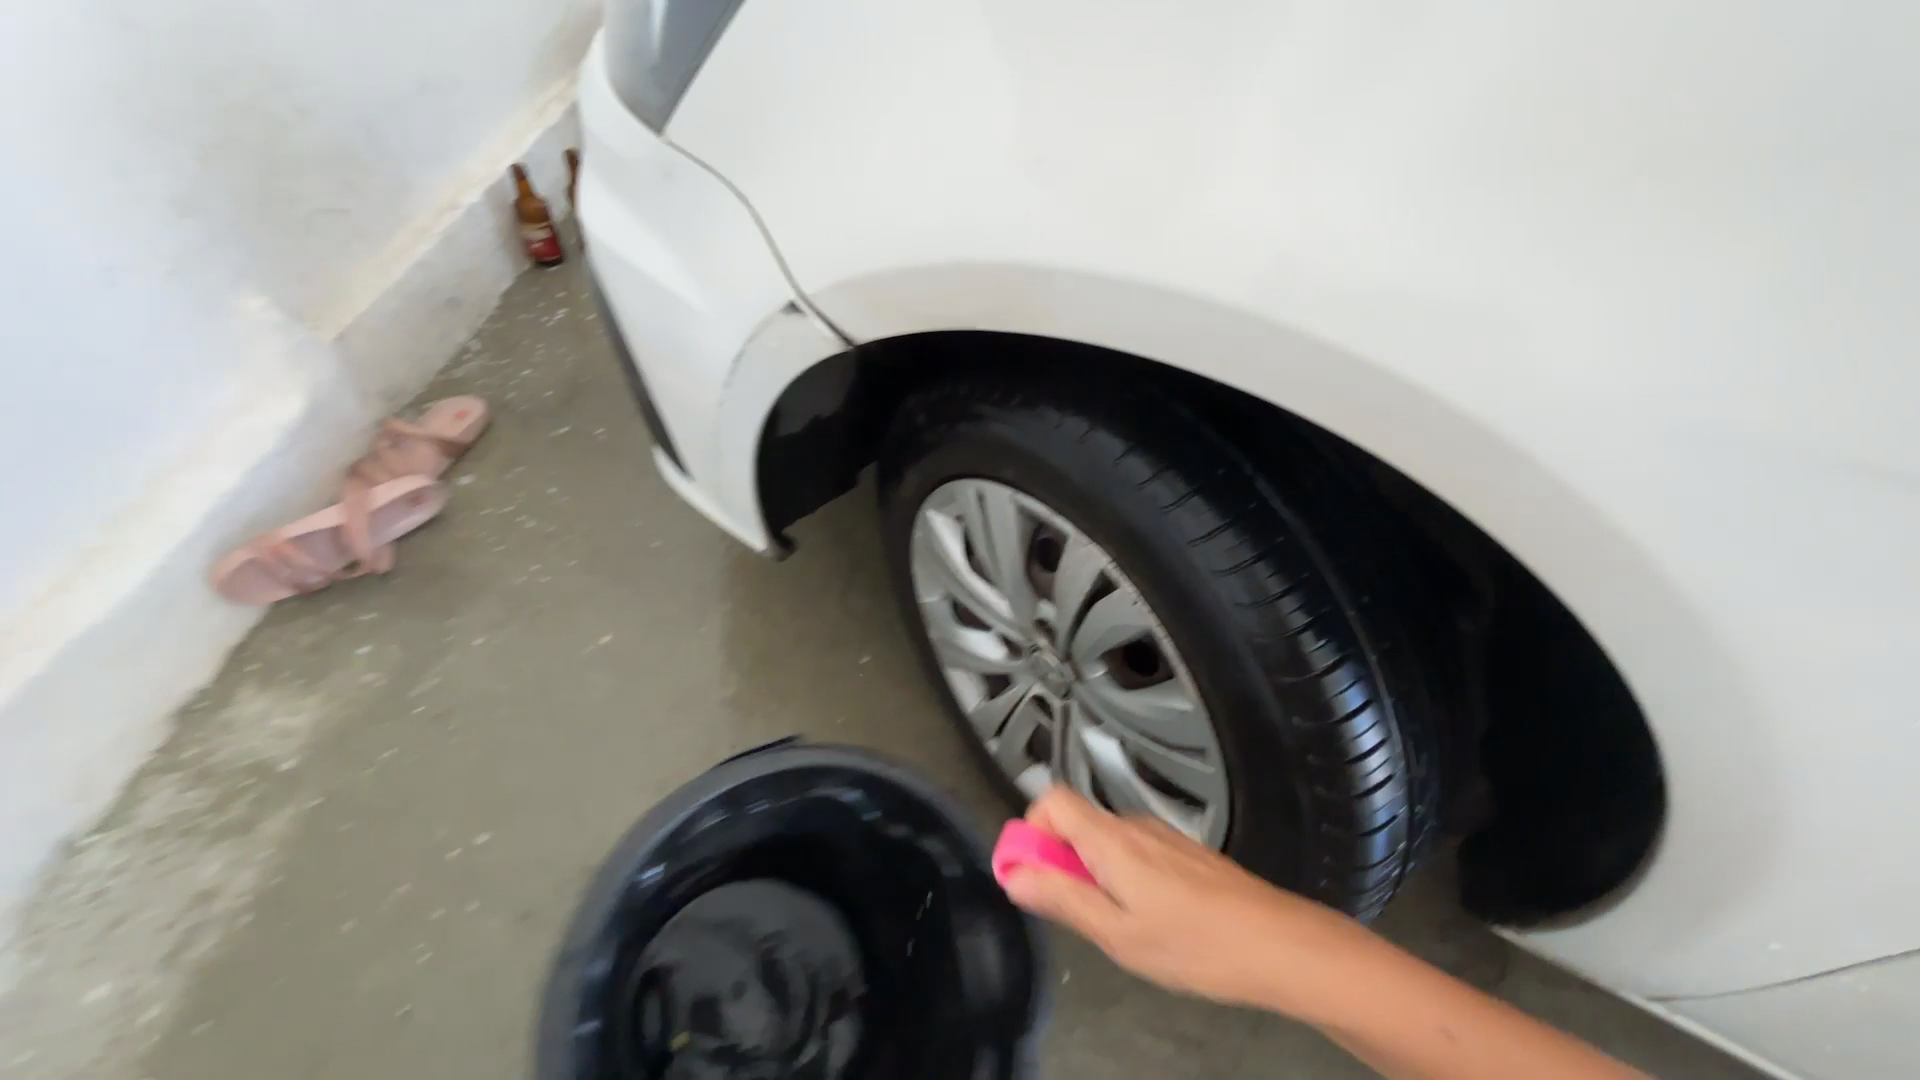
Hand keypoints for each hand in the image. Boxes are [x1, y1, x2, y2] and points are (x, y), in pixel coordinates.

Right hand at [1001, 788, 1368, 1014]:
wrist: (1280, 945)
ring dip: (1094, 874)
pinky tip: (1153, 921)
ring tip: (1120, 926)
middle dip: (1061, 862)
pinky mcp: (1185, 853)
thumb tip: (1014, 874)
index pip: (1052, 799)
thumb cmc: (1195, 943)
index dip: (1031, 830)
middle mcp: (1134, 825)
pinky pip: (1135, 852)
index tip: (1032, 873)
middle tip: (1078, 915)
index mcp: (1111, 839)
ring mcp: (1163, 837)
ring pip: (1106, 842)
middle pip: (1077, 823)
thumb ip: (1062, 899)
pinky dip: (1125, 877)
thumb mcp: (1117, 933)